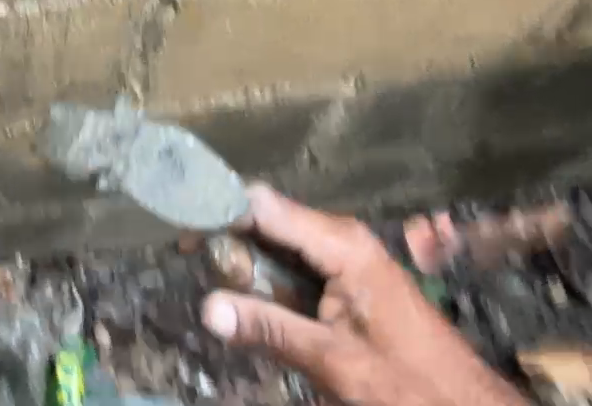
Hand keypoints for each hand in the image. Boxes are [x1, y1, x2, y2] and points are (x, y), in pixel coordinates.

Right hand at [202, 188, 527, 405]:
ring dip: (241, 259)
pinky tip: (242, 293)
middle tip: (182, 255)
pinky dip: (264, 277)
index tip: (176, 222)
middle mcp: (339, 237)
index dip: (217, 208)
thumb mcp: (338, 363)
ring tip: (199, 266)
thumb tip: (204, 308)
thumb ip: (270, 329)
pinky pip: (292, 265)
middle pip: (263, 220)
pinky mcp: (345, 279)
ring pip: (274, 243)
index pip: (261, 204)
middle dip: (223, 236)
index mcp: (340, 242)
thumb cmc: (415, 387)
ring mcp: (343, 257)